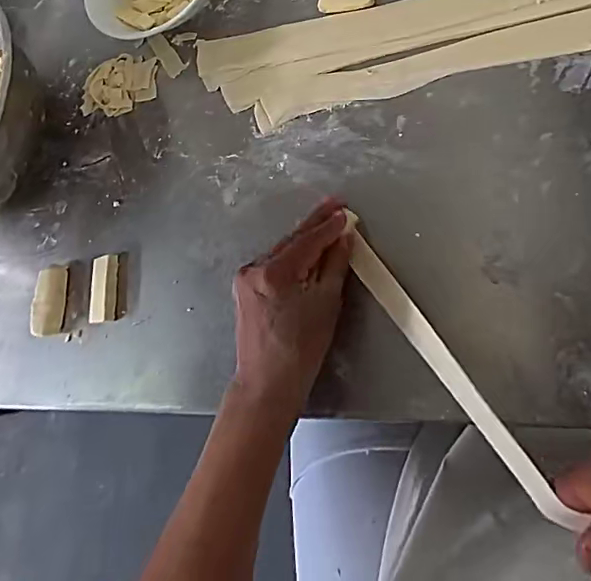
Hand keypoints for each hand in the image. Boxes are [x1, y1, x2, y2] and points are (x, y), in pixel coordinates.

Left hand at [229, 198, 352, 412]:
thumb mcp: (327, 304)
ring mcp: (246, 278)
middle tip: (336, 206)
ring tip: (326, 224)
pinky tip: (307, 249)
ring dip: (305, 239)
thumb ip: (336, 265)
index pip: (308, 240)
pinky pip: (274, 262)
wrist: (267, 385)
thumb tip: (343, 240)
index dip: (329, 226)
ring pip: (283, 250)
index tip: (345, 213)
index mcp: (274, 273)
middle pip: (293, 240)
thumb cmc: (300, 351)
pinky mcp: (245, 288)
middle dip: (316, 224)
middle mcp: (255, 269)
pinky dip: (292, 255)